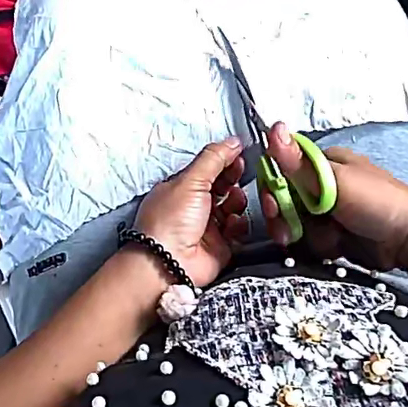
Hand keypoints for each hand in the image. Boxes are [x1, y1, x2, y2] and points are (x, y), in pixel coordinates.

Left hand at [132, 138, 250, 287]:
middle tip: (239, 175)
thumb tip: (230, 142)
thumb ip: (213, 159)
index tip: (237, 155)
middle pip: (222, 186)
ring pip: (233, 207)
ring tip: (233, 202)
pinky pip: (238, 230)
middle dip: (233, 180)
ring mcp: (207, 227)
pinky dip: (239, 225)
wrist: (169, 264)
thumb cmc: (167, 225)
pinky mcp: (220, 245)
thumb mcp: (190, 181)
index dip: (223, 161)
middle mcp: (194, 207)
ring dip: (237, 201)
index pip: (207, 168)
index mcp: (181, 188)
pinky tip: (233, 223)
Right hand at [259, 121, 407, 270]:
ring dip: (302, 234)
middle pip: (285, 199)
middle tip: (290, 230)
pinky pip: (310, 239)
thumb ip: (300, 162)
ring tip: (322, 240)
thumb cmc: (378, 203)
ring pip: (295, 222)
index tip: (274, 204)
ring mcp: (328, 211)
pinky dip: (317, 245)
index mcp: (324, 163)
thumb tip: (274, 127)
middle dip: (284, 216)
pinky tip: (332, 248)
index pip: (283, 168)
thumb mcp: (336, 181)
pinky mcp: (333, 234)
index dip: (273, 187)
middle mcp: (323, 185)